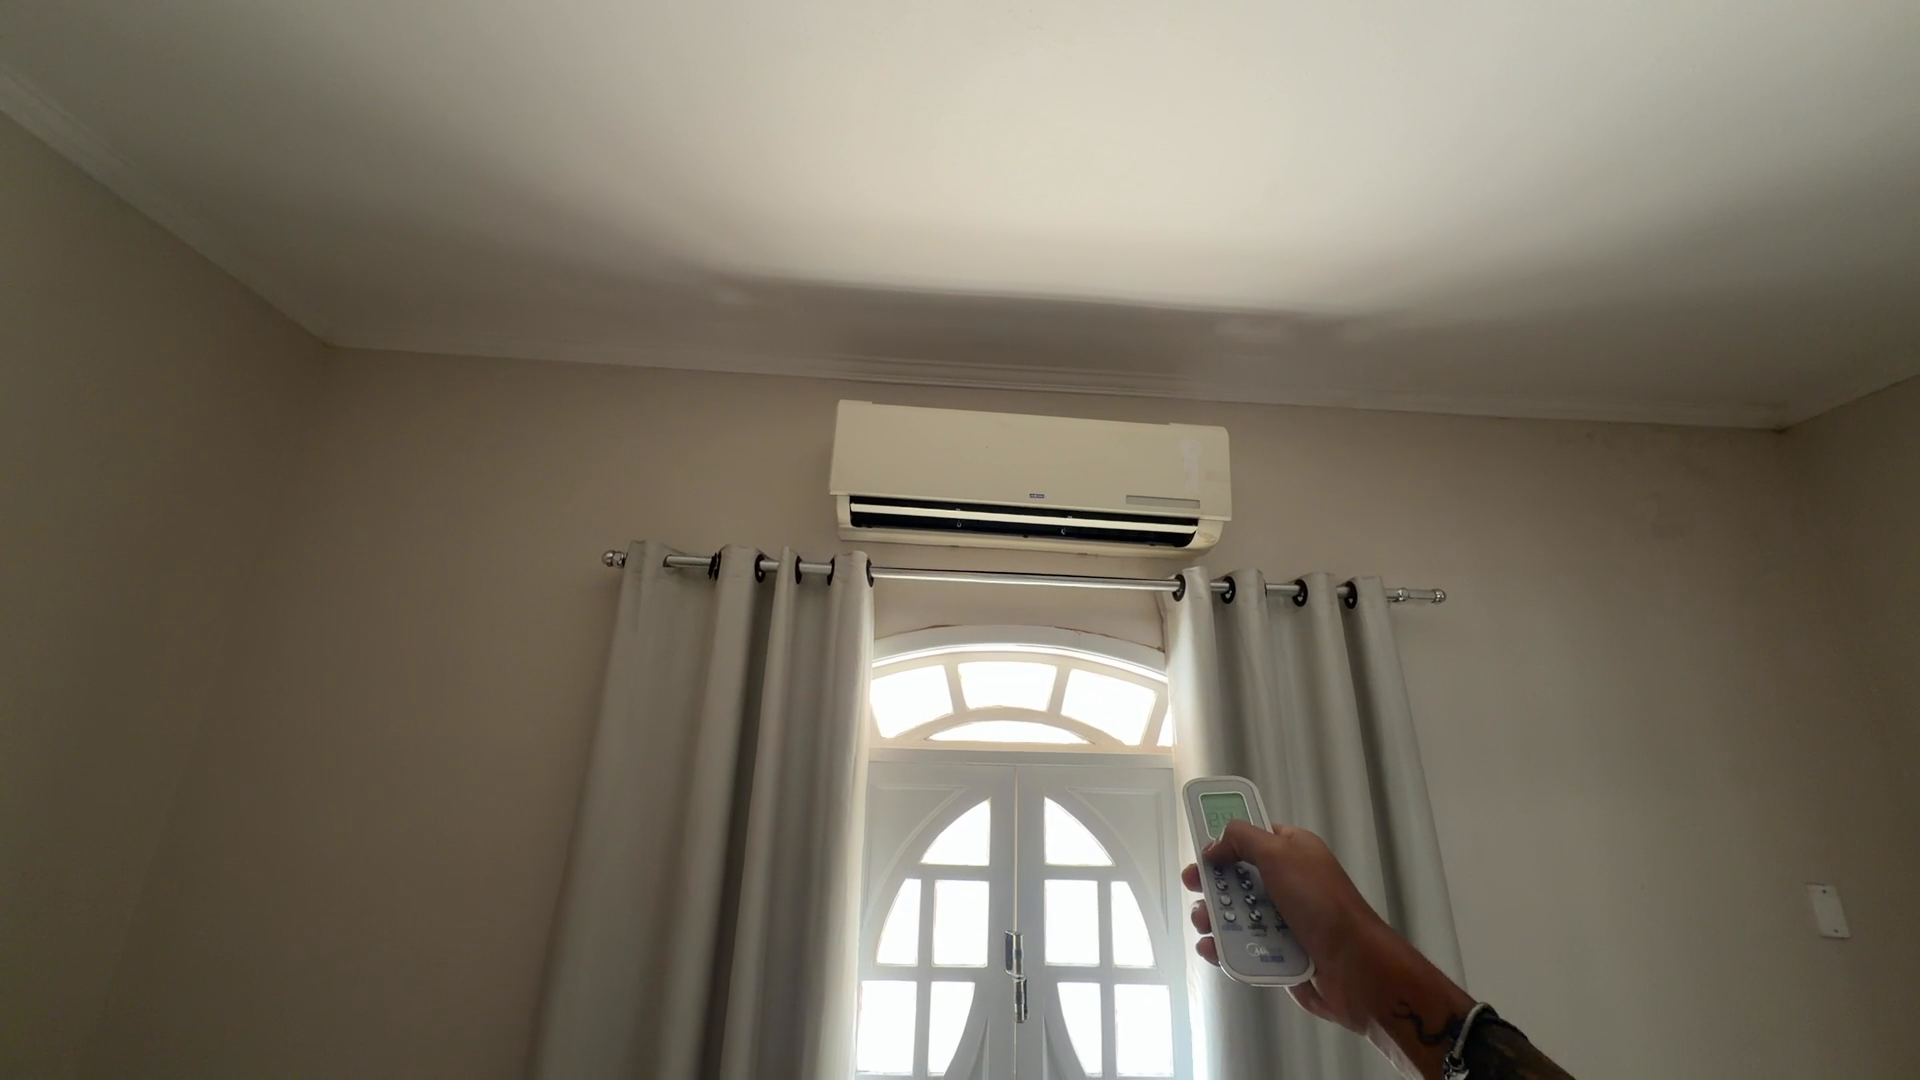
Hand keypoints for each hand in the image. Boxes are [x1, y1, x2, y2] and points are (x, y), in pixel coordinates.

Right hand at [1183, 820, 1469, 1049]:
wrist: (1356, 970)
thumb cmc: (1320, 903)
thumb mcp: (1279, 853)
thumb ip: (1242, 839)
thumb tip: (1214, 846)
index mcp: (1292, 852)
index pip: (1253, 836)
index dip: (1225, 839)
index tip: (1202, 848)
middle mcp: (1287, 883)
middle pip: (1236, 876)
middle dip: (1211, 883)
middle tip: (1193, 886)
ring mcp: (1284, 920)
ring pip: (1236, 913)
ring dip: (1213, 917)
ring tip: (1204, 923)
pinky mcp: (1280, 954)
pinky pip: (1244, 947)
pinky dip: (1225, 948)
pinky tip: (1211, 949)